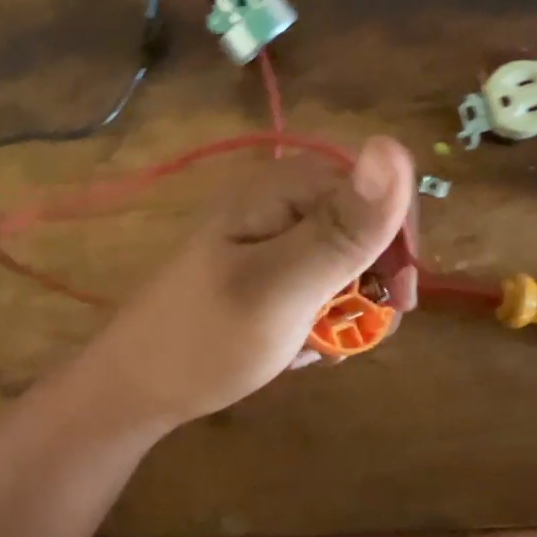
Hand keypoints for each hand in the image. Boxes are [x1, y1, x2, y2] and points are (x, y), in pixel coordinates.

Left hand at [73, 136, 417, 430]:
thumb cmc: (206, 341)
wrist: (134, 391)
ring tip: (327, 348)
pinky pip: (308, 283)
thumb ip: (342, 229)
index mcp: (276, 190)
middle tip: (366, 333)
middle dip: (372, 279)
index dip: (397, 240)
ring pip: (337, 258)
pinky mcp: (252, 274)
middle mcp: (270, 203)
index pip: (371, 186)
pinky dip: (318, 315)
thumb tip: (396, 146)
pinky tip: (304, 349)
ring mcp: (259, 240)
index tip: (401, 301)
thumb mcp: (283, 287)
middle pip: (357, 223)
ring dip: (347, 303)